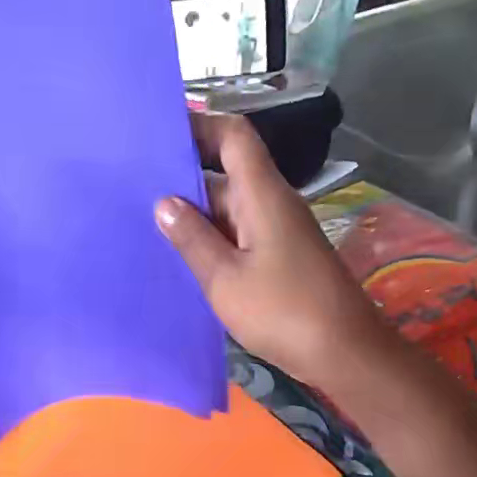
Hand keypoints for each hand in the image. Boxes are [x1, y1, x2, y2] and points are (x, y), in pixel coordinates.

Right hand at [154, 113, 390, 388]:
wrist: (342, 352)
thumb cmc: (282, 310)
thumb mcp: (225, 278)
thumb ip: (192, 239)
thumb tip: (164, 203)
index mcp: (262, 196)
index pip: (234, 138)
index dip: (200, 125)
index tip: (161, 130)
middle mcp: (272, 205)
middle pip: (227, 175)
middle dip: (184, 178)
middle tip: (135, 188)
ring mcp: (277, 233)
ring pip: (229, 210)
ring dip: (194, 215)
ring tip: (146, 223)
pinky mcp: (279, 258)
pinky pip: (238, 236)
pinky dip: (210, 240)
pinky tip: (181, 257)